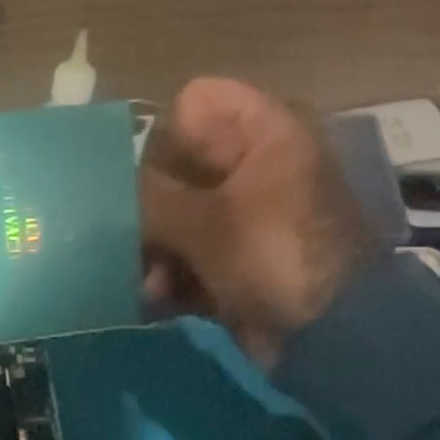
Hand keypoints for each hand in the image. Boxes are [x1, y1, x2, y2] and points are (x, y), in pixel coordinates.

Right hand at [139, 78, 377, 369]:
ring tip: (146, 286)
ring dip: (153, 252)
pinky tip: (155, 302)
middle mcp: (252, 167)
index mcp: (262, 134)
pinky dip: (171, 278)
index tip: (144, 180)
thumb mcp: (209, 225)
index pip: (194, 104)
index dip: (164, 137)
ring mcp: (245, 218)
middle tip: (128, 241)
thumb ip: (151, 201)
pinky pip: (189, 257)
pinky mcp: (237, 262)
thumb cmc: (275, 258)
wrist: (332, 335)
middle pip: (178, 167)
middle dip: (148, 208)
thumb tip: (107, 193)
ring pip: (177, 218)